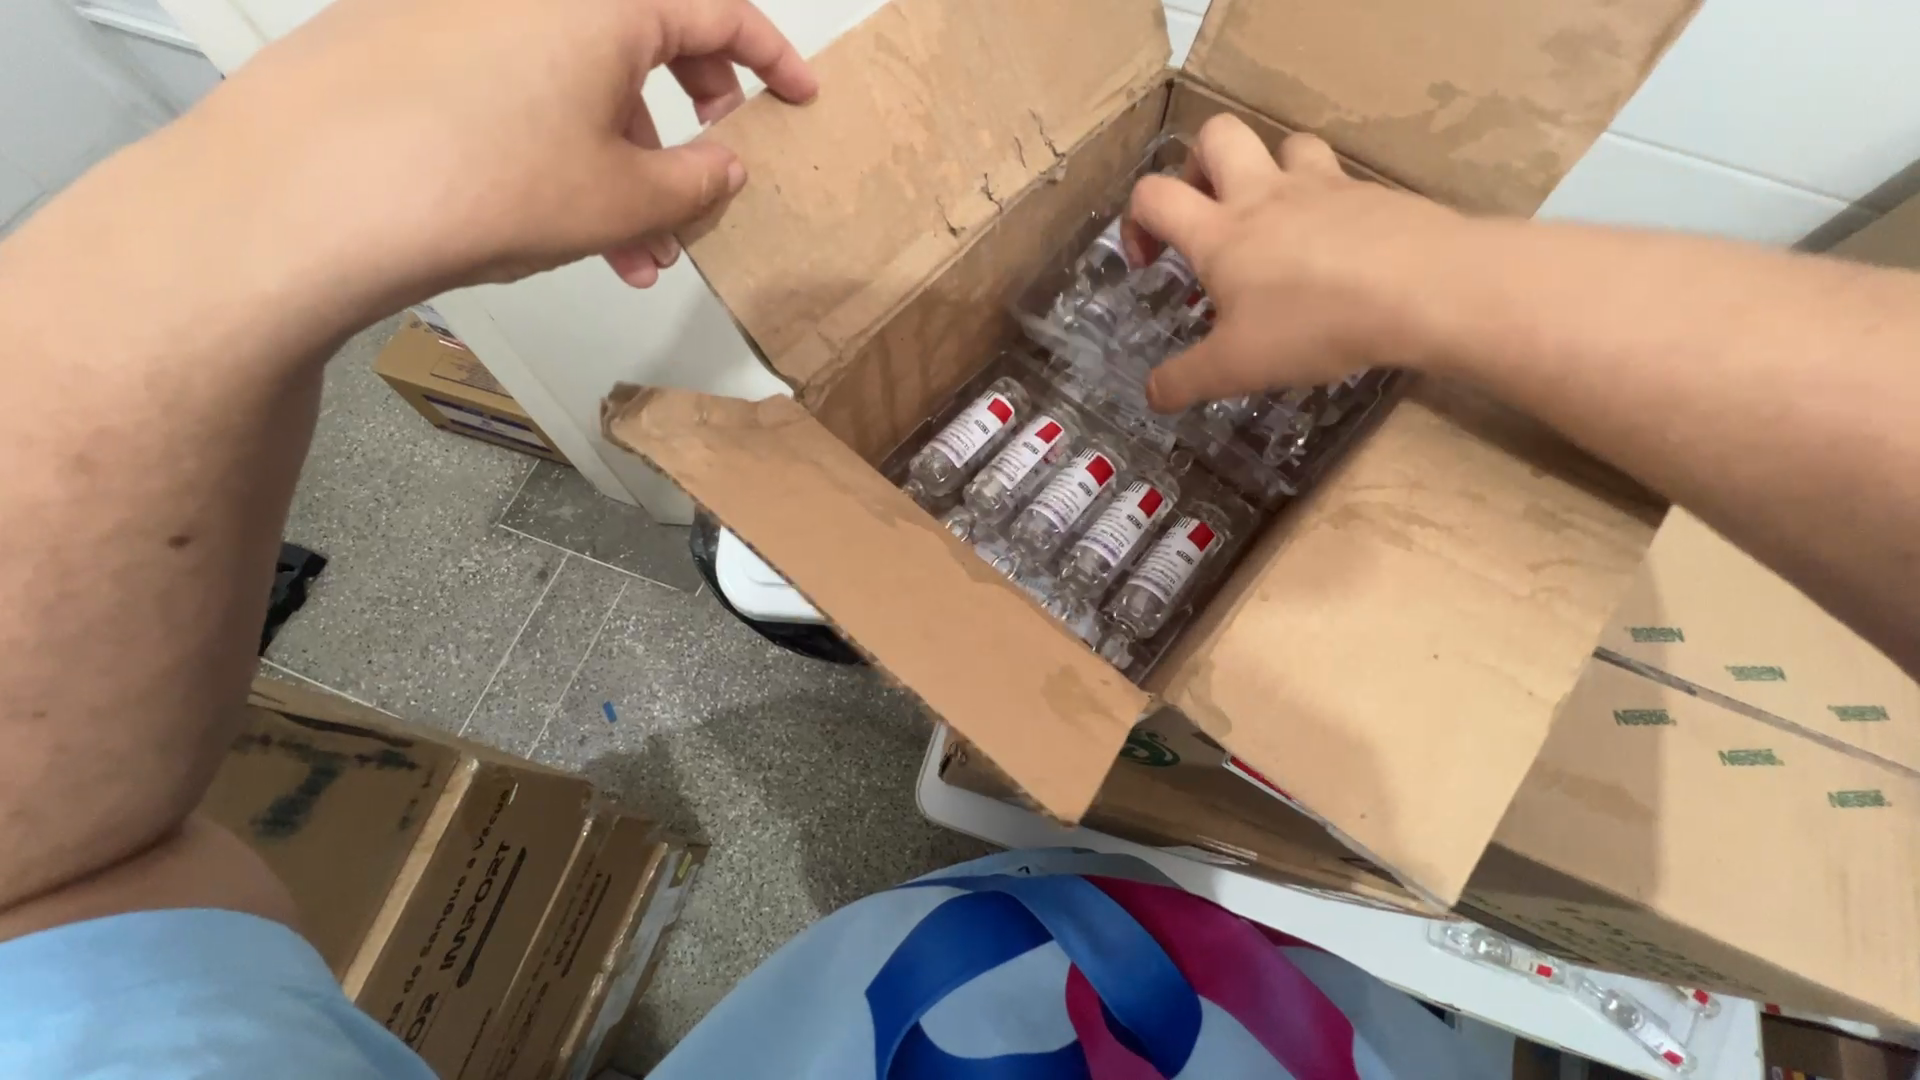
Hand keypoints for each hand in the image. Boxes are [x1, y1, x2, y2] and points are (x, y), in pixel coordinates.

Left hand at [187, 0, 816, 300]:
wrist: (321, 190)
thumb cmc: (499, 181)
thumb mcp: (628, 197)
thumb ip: (698, 181)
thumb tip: (724, 164)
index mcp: (606, 3)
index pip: (719, 10)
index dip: (774, 59)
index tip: (802, 99)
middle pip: (651, 40)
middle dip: (695, 115)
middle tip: (713, 170)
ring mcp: (480, 13)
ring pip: (588, 83)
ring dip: (630, 164)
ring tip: (643, 249)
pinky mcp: (428, 45)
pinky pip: (531, 93)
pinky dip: (570, 153)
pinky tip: (578, 228)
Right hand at [1124, 115, 1468, 411]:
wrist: (1424, 288)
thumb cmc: (1312, 323)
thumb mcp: (1234, 369)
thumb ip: (1183, 382)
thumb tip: (1151, 395)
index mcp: (1220, 232)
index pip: (1154, 195)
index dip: (1135, 221)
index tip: (1148, 262)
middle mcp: (1264, 195)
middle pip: (1215, 136)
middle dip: (1196, 166)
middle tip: (1204, 213)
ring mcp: (1321, 186)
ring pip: (1283, 144)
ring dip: (1266, 171)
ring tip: (1272, 221)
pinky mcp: (1370, 193)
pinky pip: (1336, 177)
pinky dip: (1321, 200)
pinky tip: (1331, 245)